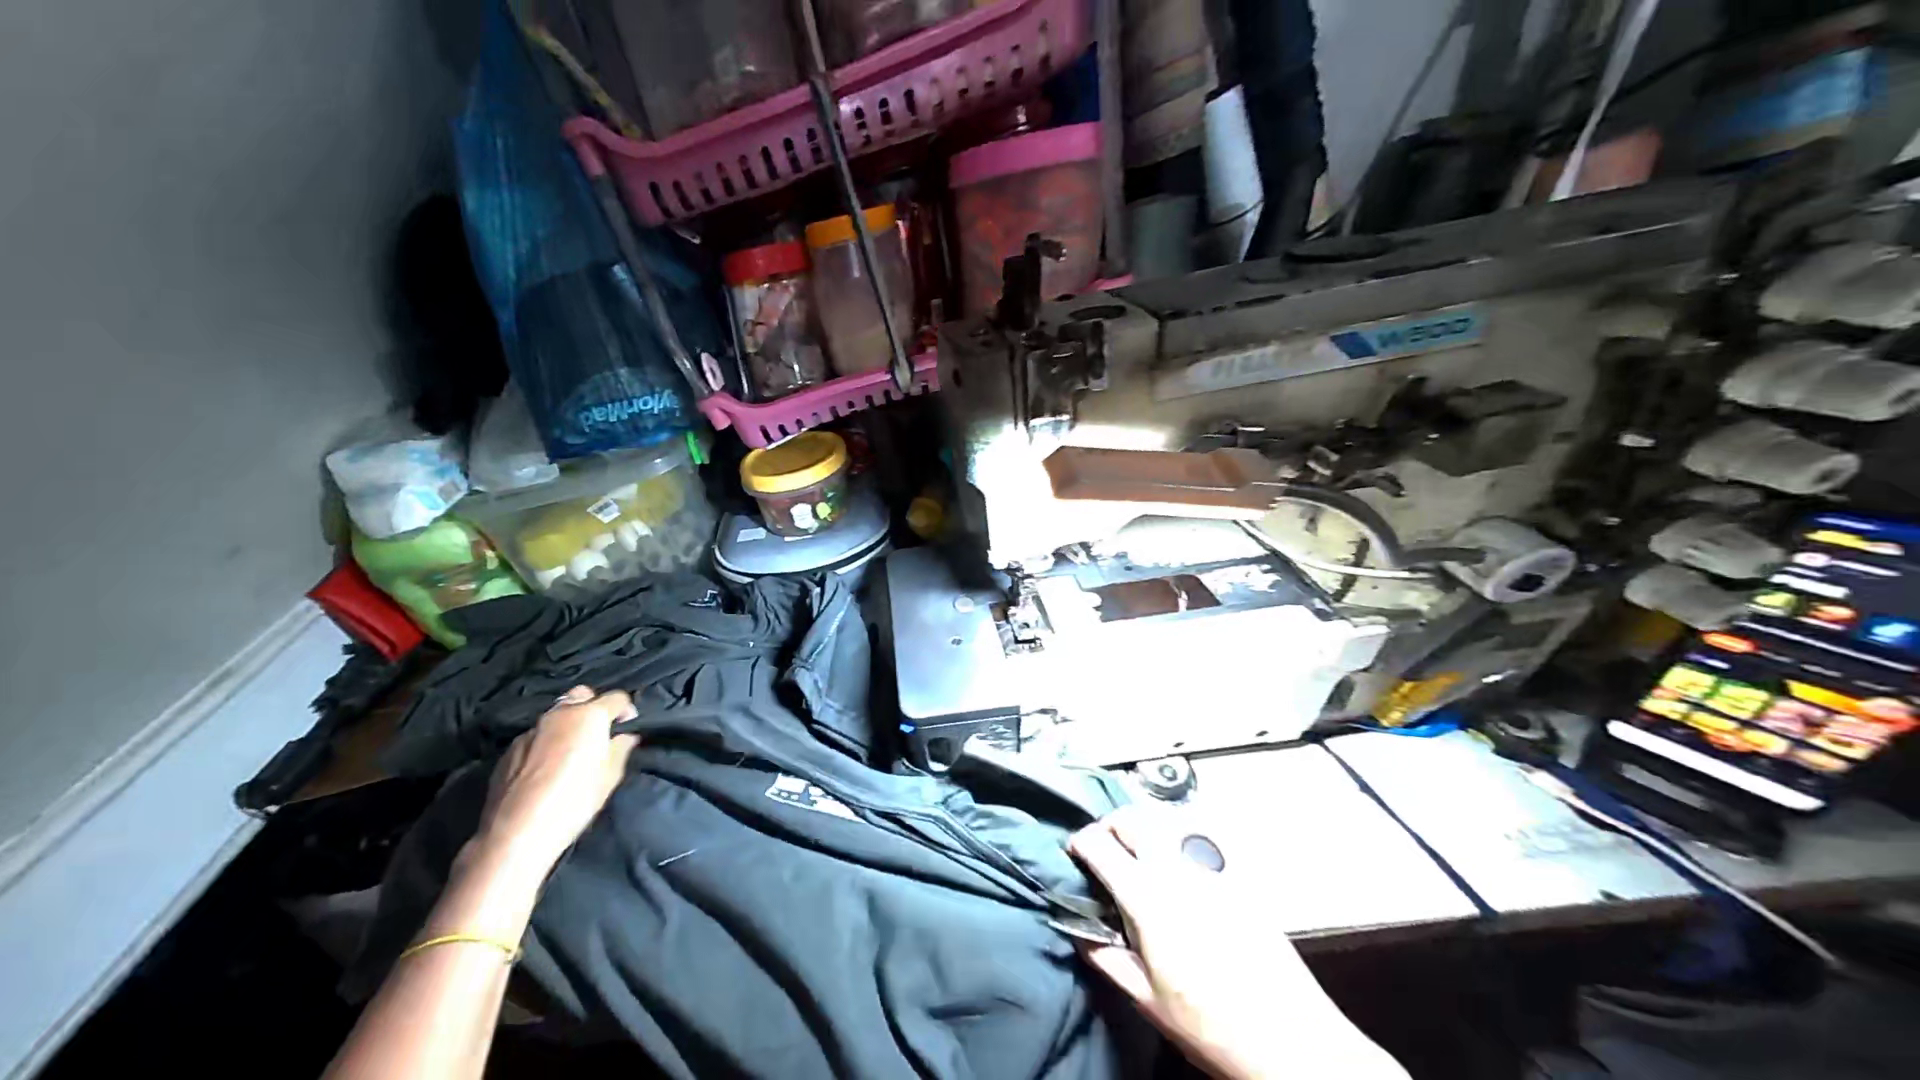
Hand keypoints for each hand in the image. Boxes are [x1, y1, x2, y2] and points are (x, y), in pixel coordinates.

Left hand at [474, 685, 639, 873]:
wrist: (516, 833)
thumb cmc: (574, 802)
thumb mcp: (610, 776)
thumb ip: (621, 749)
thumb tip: (625, 737)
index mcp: (589, 716)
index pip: (617, 697)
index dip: (627, 711)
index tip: (627, 727)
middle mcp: (558, 714)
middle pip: (582, 695)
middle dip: (594, 707)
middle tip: (599, 733)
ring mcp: (530, 730)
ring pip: (556, 715)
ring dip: (568, 725)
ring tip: (571, 751)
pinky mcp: (509, 749)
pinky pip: (536, 736)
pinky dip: (547, 742)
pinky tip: (547, 768)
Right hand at [1069, 805, 1406, 1079]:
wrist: (1292, 1039)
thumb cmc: (1211, 1026)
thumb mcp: (1147, 1000)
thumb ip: (1106, 957)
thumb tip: (1079, 930)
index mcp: (1147, 898)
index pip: (1100, 844)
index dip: (1080, 843)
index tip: (1074, 854)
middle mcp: (1176, 871)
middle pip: (1132, 818)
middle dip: (1109, 825)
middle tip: (1102, 849)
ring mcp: (1209, 870)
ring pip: (1164, 824)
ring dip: (1141, 830)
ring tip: (1135, 858)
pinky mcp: (1235, 878)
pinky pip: (1193, 844)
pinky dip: (1172, 844)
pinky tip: (1174, 876)